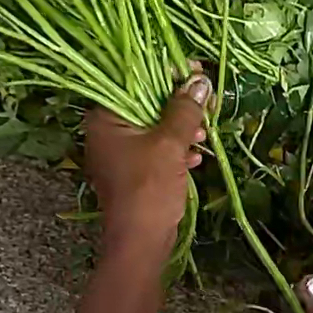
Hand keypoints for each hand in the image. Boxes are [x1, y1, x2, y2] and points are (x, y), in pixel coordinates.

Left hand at [85, 71, 207, 261]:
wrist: (140, 240)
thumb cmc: (148, 189)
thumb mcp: (170, 145)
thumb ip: (184, 111)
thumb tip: (200, 82)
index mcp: (105, 117)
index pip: (135, 80)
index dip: (167, 73)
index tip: (196, 72)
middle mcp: (107, 131)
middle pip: (146, 103)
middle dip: (179, 104)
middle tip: (206, 104)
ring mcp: (119, 153)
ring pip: (154, 128)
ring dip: (181, 129)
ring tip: (204, 135)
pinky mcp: (133, 171)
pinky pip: (156, 150)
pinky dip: (175, 149)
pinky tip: (194, 156)